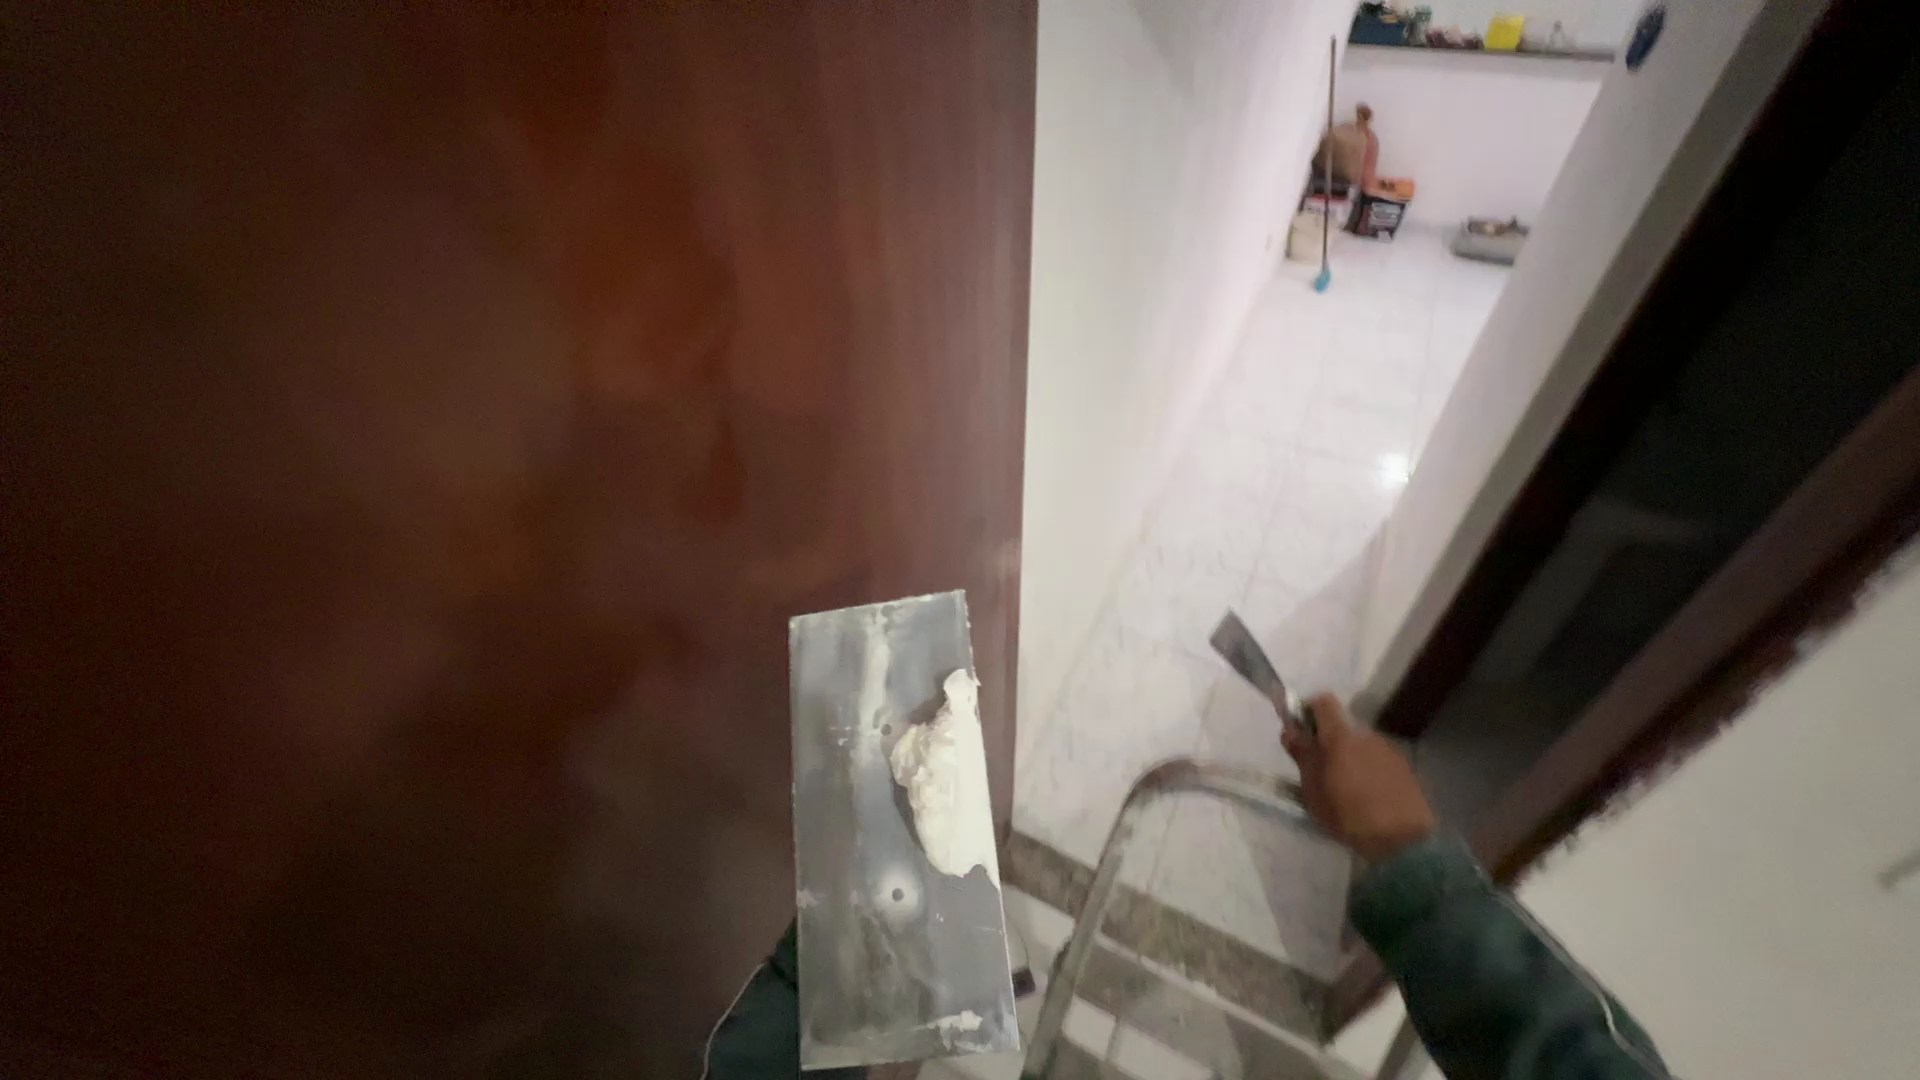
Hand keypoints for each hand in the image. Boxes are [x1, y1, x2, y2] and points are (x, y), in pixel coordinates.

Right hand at [1281, 693, 1436, 862]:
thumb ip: (1302, 756)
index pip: (1323, 701)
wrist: (1404, 843)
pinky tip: (1368, 795)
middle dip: (1329, 740)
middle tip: (1321, 769)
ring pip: (1361, 744)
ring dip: (1350, 756)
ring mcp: (1389, 751)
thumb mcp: (1313, 790)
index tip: (1301, 731)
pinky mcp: (1405, 769)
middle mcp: (1366, 735)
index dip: (1309, 710)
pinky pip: (1378, 759)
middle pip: (1342, 726)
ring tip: (1347, 787)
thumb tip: (1289, 730)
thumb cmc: (1348, 815)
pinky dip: (1369, 769)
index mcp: (1340, 736)